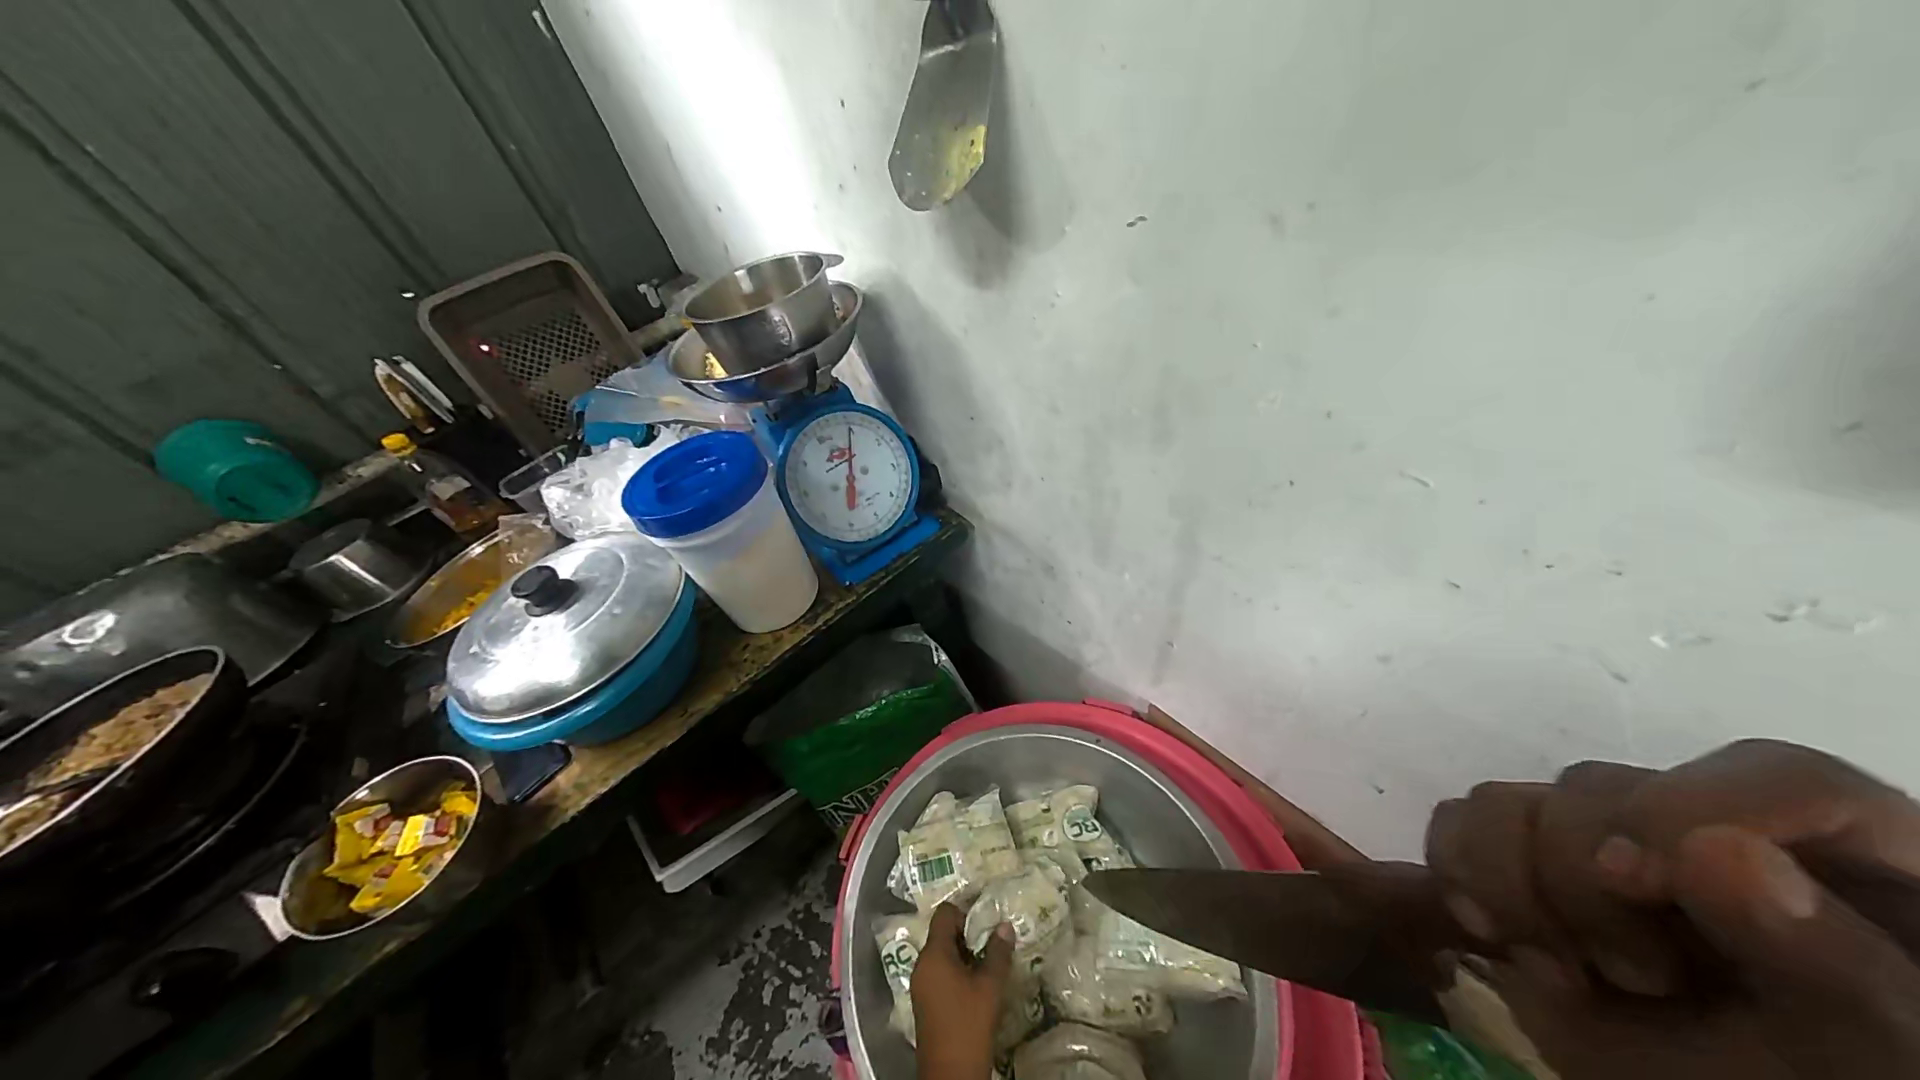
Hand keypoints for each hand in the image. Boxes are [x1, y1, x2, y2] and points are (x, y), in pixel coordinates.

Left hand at [911, 902, 1011, 1079]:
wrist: (951, 1075)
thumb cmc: (969, 1024)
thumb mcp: (990, 986)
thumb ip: (998, 952)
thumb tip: (1005, 925)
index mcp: (933, 954)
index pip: (944, 914)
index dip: (965, 912)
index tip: (985, 921)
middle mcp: (922, 964)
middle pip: (942, 934)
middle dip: (967, 935)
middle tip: (992, 942)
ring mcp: (921, 984)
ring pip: (942, 955)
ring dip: (964, 955)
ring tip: (988, 963)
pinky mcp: (924, 1002)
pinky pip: (939, 973)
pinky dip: (956, 972)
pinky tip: (976, 986)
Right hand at [1426, 739, 1919, 1079]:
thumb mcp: (1870, 1055)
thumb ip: (1835, 965)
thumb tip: (1718, 852)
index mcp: (1833, 853)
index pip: (1781, 780)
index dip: (1697, 810)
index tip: (1637, 882)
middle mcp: (1696, 821)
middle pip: (1598, 789)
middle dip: (1585, 884)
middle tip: (1641, 980)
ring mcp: (1592, 834)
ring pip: (1505, 799)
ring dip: (1510, 887)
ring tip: (1564, 970)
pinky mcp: (1515, 855)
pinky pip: (1453, 820)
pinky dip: (1457, 871)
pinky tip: (1496, 934)